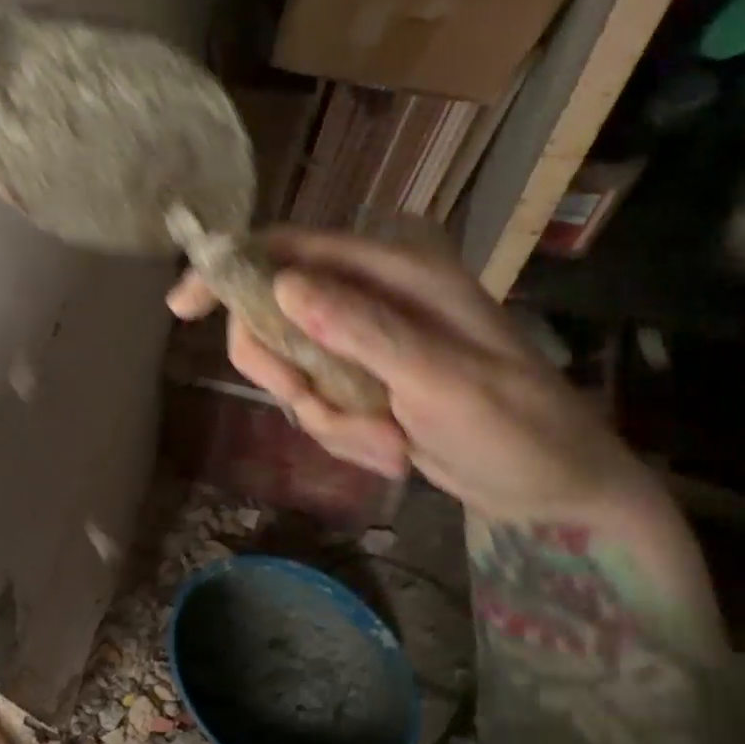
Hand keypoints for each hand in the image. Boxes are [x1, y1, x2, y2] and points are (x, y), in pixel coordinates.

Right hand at [167, 228, 649, 525]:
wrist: (562, 495)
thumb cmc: (522, 429)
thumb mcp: (444, 382)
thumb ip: (363, 331)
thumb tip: (283, 287)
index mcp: (393, 274)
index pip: (286, 248)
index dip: (227, 269)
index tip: (182, 308)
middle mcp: (368, 297)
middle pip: (270, 313)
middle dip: (283, 369)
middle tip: (308, 403)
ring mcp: (360, 340)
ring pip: (286, 364)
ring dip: (321, 412)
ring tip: (385, 443)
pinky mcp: (358, 379)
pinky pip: (308, 399)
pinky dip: (337, 431)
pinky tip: (390, 450)